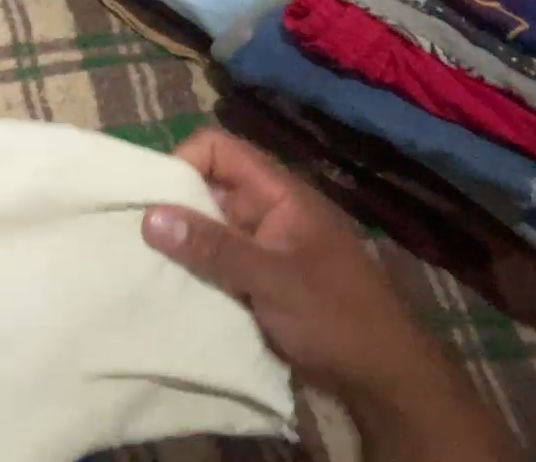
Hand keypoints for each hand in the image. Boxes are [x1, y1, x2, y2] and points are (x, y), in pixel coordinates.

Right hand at [141, 129, 436, 400]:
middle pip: (208, 184)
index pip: (219, 148)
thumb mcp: (274, 281)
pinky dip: (195, 265)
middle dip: (173, 203)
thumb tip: (148, 215)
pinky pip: (217, 256)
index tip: (156, 198)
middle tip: (142, 232)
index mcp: (281, 194)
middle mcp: (271, 210)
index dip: (184, 161)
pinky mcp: (261, 277)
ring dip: (183, 239)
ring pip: (209, 223)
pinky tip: (176, 284)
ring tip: (151, 260)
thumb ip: (213, 247)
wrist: (393, 387)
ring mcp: (266, 245)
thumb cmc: (340, 321)